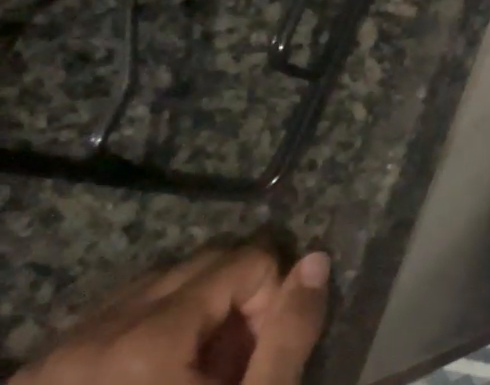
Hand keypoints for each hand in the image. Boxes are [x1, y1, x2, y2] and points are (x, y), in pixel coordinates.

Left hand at [15, 246, 329, 384]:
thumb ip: (291, 332)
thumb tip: (315, 260)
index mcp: (148, 341)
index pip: (243, 262)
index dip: (269, 298)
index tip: (259, 352)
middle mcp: (90, 336)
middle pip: (195, 266)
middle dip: (232, 297)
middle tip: (234, 358)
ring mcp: (48, 361)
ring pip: (149, 288)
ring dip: (189, 311)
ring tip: (194, 372)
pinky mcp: (31, 378)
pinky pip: (107, 319)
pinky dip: (143, 331)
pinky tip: (152, 379)